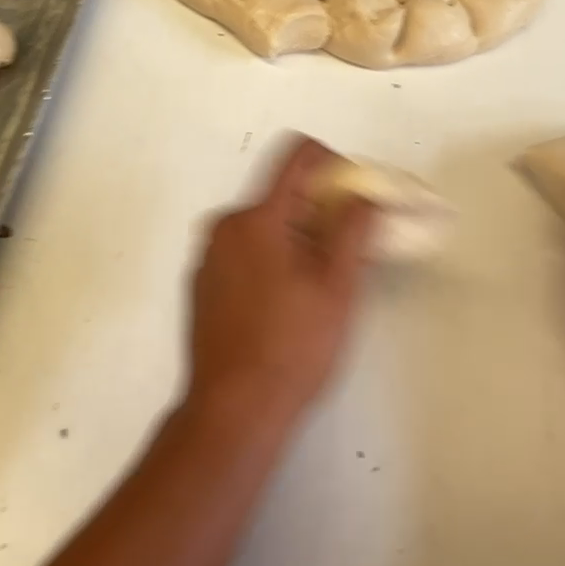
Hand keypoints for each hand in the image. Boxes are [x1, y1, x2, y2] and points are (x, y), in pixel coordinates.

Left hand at [186, 136, 375, 421]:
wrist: (232, 409)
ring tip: (321, 285)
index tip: (357, 196)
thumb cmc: (292, 347)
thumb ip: (353, 230)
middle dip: (320, 209)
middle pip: (280, 194)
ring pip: (263, 225)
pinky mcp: (201, 285)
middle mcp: (224, 226)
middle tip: (350, 250)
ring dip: (297, 237)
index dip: (334, 163)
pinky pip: (243, 252)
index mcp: (256, 217)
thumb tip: (363, 196)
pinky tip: (286, 305)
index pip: (297, 156)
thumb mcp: (338, 287)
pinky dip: (271, 259)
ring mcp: (207, 256)